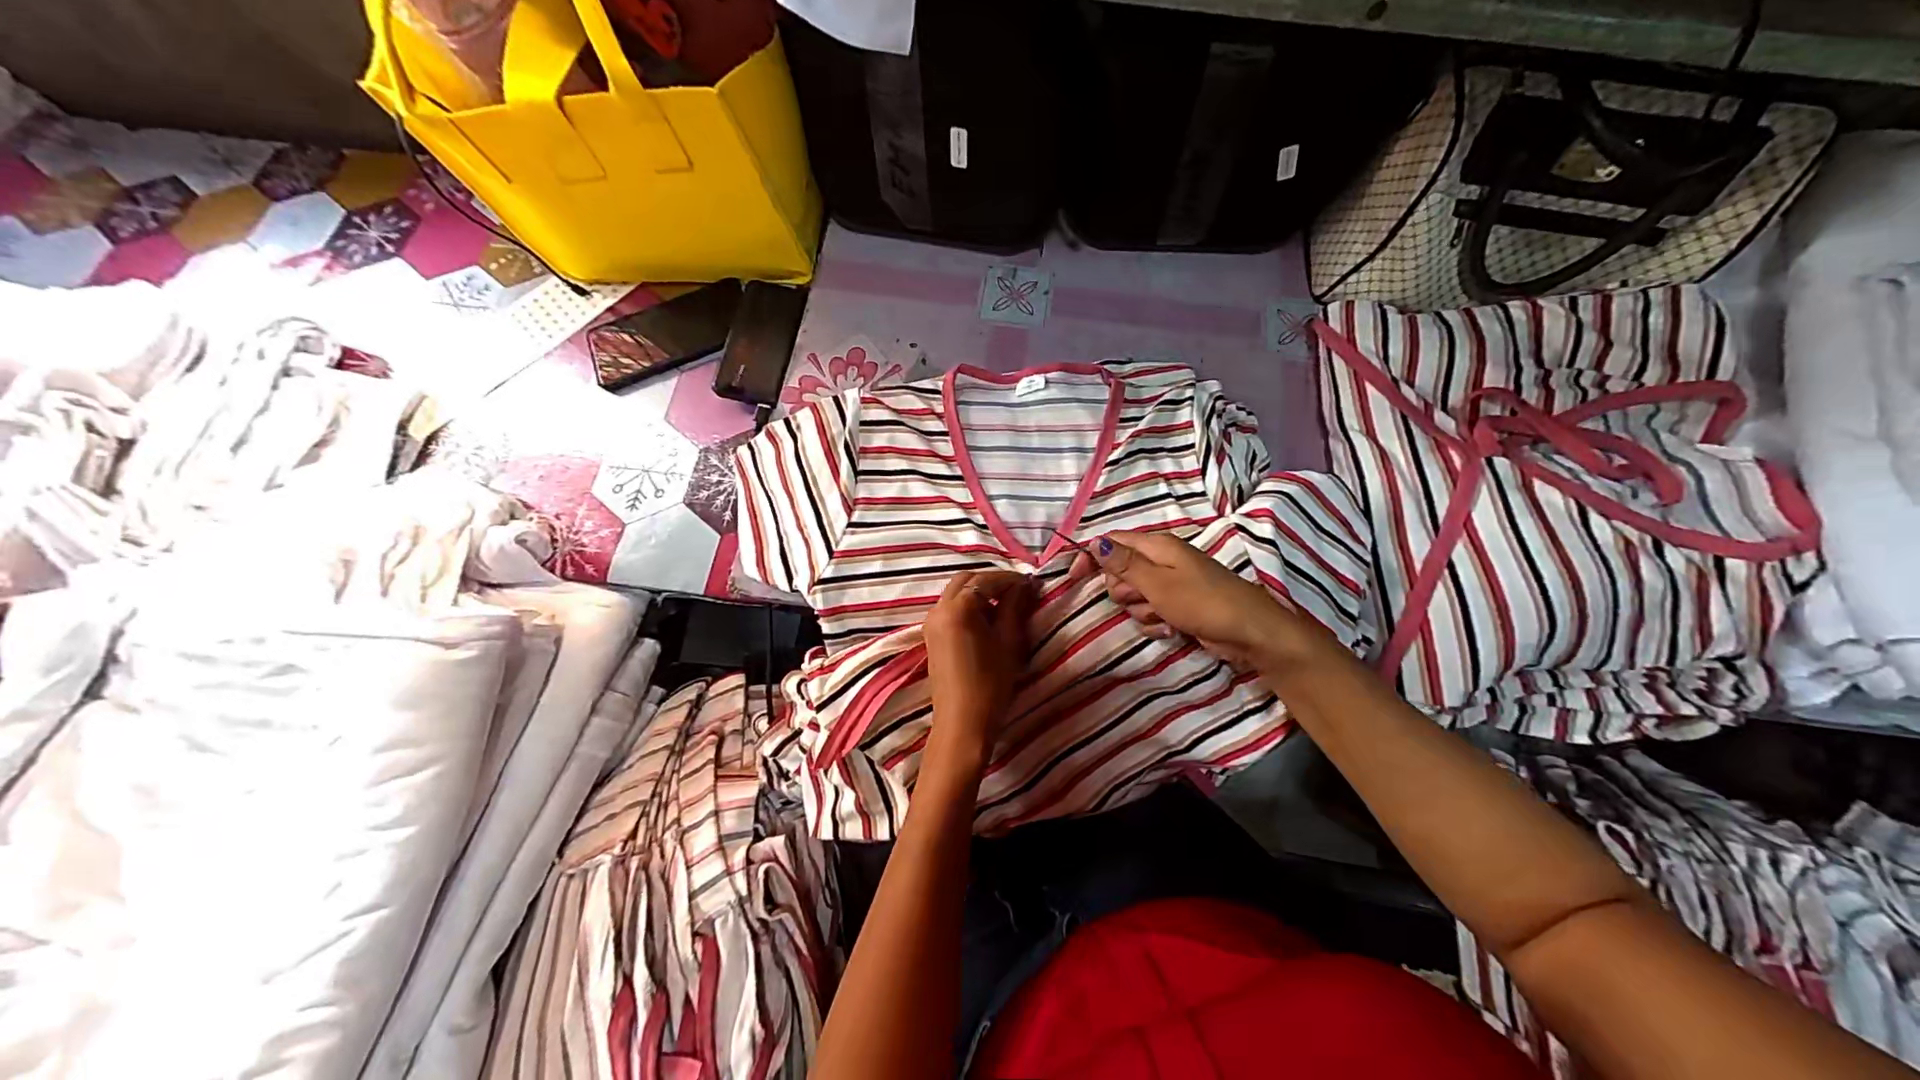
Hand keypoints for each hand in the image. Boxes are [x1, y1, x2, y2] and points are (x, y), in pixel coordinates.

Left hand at [922, 570, 1035, 773]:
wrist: (962, 722)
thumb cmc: (990, 683)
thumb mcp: (1008, 642)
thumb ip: (1014, 608)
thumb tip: (1024, 586)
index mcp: (957, 608)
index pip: (985, 580)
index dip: (1009, 579)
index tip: (1030, 584)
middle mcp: (938, 609)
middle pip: (965, 581)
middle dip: (991, 582)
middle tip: (1017, 592)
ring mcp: (931, 623)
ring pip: (955, 593)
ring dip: (978, 593)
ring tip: (1005, 606)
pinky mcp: (931, 637)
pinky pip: (950, 609)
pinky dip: (968, 606)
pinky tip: (987, 620)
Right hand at [1069, 532, 1338, 670]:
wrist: (1249, 633)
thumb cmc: (1202, 602)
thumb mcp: (1157, 583)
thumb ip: (1123, 564)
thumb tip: (1094, 542)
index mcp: (1157, 546)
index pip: (1111, 541)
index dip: (1090, 557)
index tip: (1073, 578)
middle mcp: (1162, 560)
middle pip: (1120, 571)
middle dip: (1122, 591)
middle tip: (1140, 599)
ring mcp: (1171, 584)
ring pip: (1134, 596)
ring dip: (1141, 611)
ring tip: (1162, 617)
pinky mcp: (1179, 606)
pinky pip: (1151, 612)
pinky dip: (1156, 622)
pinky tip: (1171, 629)